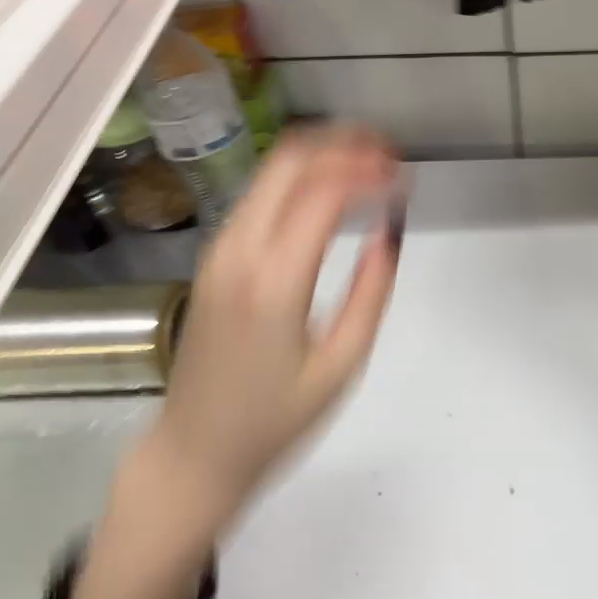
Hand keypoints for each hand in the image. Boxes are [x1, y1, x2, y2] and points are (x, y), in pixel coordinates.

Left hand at [151, 126, 403, 512]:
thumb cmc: (273, 421)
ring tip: (369, 163)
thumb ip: (371, 293)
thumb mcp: (340, 366)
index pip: (323, 193)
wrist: (192, 454)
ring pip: (270, 171)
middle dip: (342, 144)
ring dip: (321, 155)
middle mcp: (238, 252)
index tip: (405, 175)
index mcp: (272, 281)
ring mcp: (219, 251)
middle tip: (388, 152)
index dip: (369, 171)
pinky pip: (259, 195)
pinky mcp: (214, 258)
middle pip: (289, 162)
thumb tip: (388, 233)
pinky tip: (332, 190)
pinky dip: (299, 178)